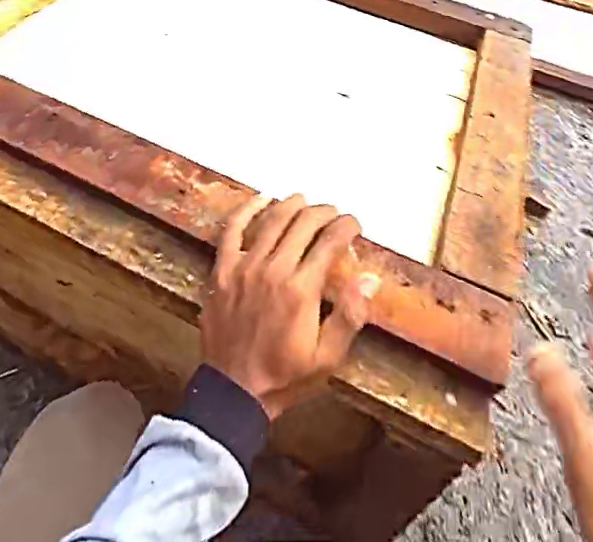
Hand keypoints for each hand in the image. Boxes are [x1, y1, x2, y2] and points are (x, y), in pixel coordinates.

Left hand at [201, 195, 380, 417]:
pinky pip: (232, 231)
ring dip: (291, 205)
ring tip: (304, 200)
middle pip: (303, 223)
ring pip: (272, 221)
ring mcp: (244, 267)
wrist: (233, 393)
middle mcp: (273, 270)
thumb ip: (350, 316)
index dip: (346, 226)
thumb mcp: (327, 357)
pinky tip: (260, 199)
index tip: (354, 225)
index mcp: (301, 289)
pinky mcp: (222, 271)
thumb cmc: (285, 376)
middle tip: (334, 213)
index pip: (330, 241)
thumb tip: (370, 279)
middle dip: (324, 212)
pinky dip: (247, 210)